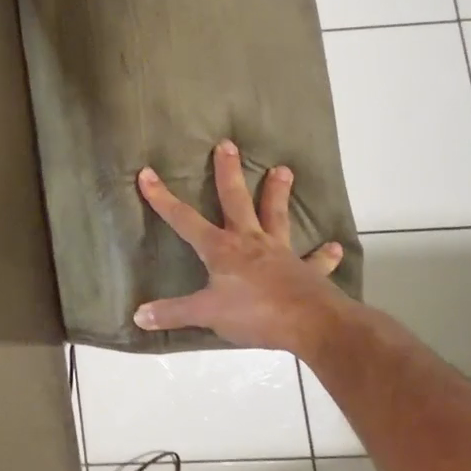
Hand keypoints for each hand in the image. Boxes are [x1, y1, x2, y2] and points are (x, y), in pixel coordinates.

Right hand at [133, 140, 354, 355]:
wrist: (315, 325)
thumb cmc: (256, 313)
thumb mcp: (205, 314)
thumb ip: (172, 313)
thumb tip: (138, 315)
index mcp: (221, 249)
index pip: (183, 219)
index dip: (162, 197)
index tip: (147, 173)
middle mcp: (250, 242)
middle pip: (236, 200)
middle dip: (228, 173)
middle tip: (228, 145)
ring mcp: (281, 253)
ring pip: (276, 216)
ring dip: (278, 193)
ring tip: (283, 170)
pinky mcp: (307, 272)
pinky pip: (314, 260)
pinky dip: (321, 255)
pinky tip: (332, 247)